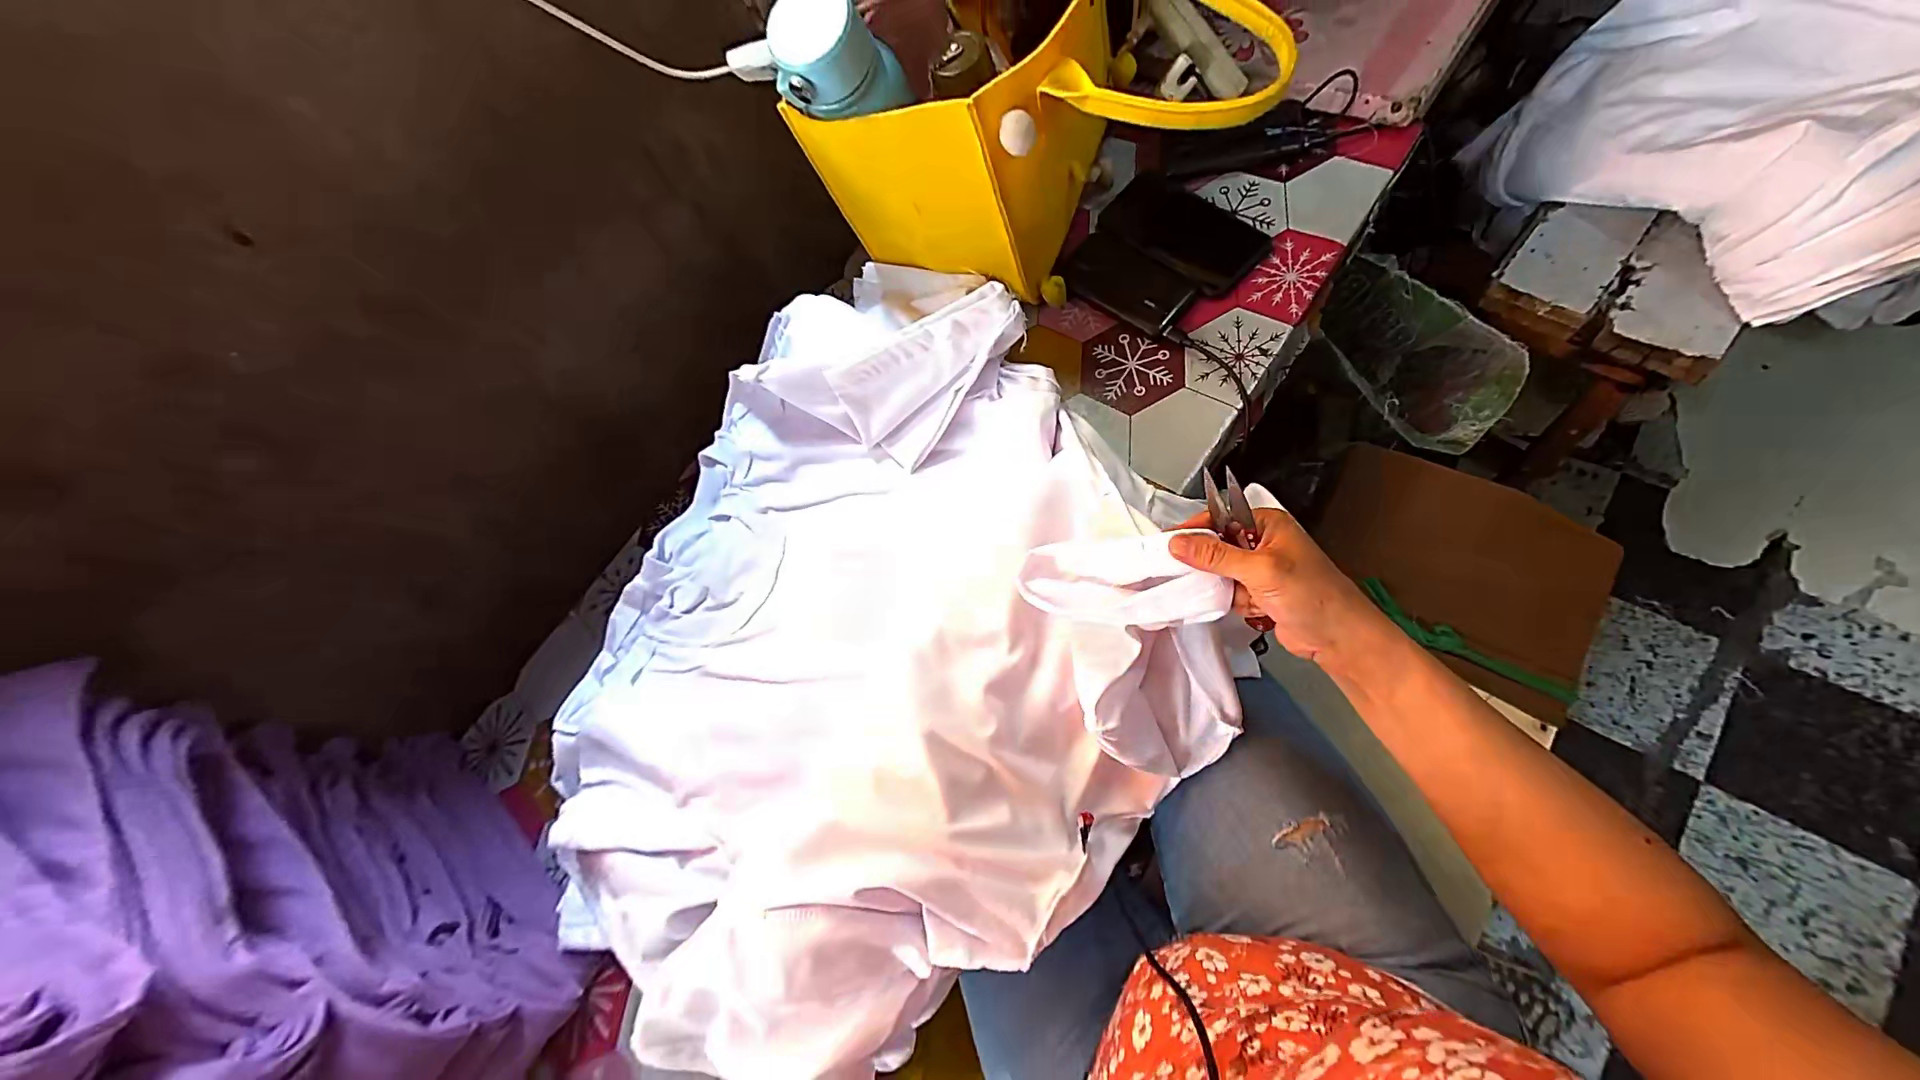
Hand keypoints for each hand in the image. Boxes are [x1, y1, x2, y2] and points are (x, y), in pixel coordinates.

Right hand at [1169, 508, 1391, 664]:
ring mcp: (1258, 569)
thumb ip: (1215, 555)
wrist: (1339, 638)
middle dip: (1209, 565)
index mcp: (1266, 523)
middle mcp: (1261, 542)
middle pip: (1214, 546)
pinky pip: (1226, 592)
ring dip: (1224, 587)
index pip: (1217, 518)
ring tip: (1245, 596)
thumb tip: (1178, 543)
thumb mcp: (1260, 569)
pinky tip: (1253, 608)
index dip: (1192, 530)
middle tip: (1203, 575)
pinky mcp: (1256, 592)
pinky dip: (1232, 601)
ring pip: (1217, 572)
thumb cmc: (1315, 596)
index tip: (1167, 544)